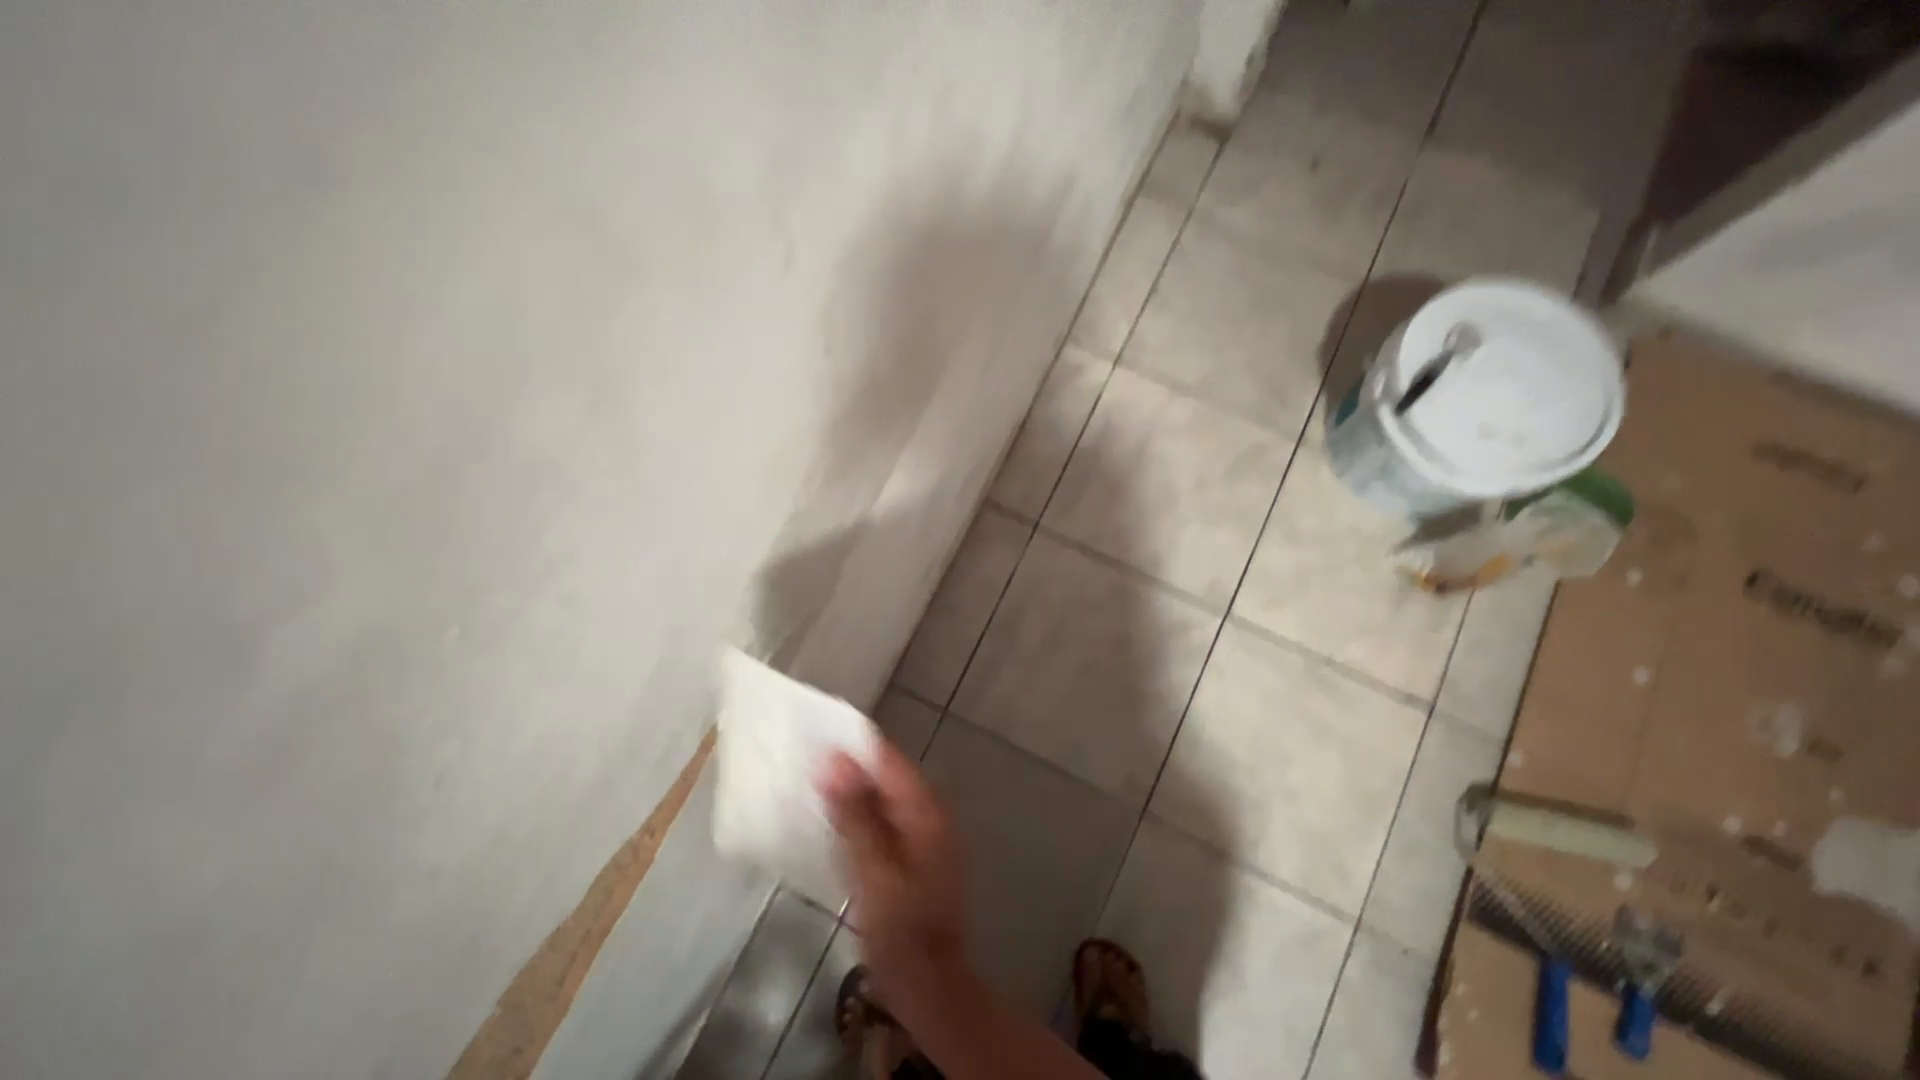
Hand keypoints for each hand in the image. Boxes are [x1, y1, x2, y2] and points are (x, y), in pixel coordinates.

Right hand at [818, 739, 969, 1023]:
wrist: (928, 986)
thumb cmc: (901, 931)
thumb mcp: (871, 872)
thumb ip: (854, 816)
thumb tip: (832, 761)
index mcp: (928, 812)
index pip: (888, 758)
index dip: (851, 744)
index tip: (809, 733)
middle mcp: (932, 814)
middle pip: (887, 774)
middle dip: (848, 765)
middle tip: (800, 757)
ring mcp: (926, 835)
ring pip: (884, 797)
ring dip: (851, 790)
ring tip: (806, 782)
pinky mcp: (915, 855)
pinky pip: (884, 819)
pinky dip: (859, 815)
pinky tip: (829, 820)